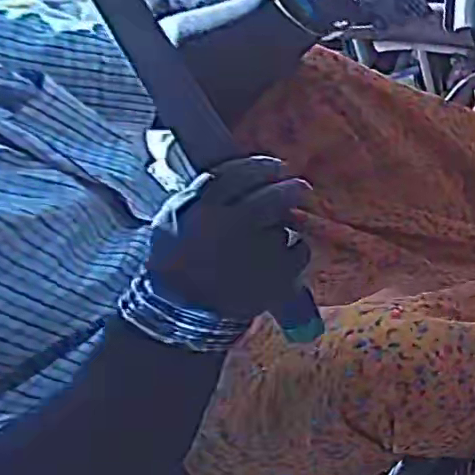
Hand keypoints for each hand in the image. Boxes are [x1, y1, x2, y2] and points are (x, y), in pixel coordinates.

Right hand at [145, 156, 313, 319]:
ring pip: (286, 228)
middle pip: (273, 197)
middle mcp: (233, 225)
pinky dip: (294, 252)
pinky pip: (299, 251)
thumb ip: (200, 197)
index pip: (236, 175)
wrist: (185, 310)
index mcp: (201, 210)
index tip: (276, 165)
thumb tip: (233, 174)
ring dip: (282, 231)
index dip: (260, 166)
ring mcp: (260, 249)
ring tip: (264, 246)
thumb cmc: (177, 262)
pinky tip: (279, 260)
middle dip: (291, 189)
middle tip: (302, 187)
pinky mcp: (281, 272)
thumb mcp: (173, 221)